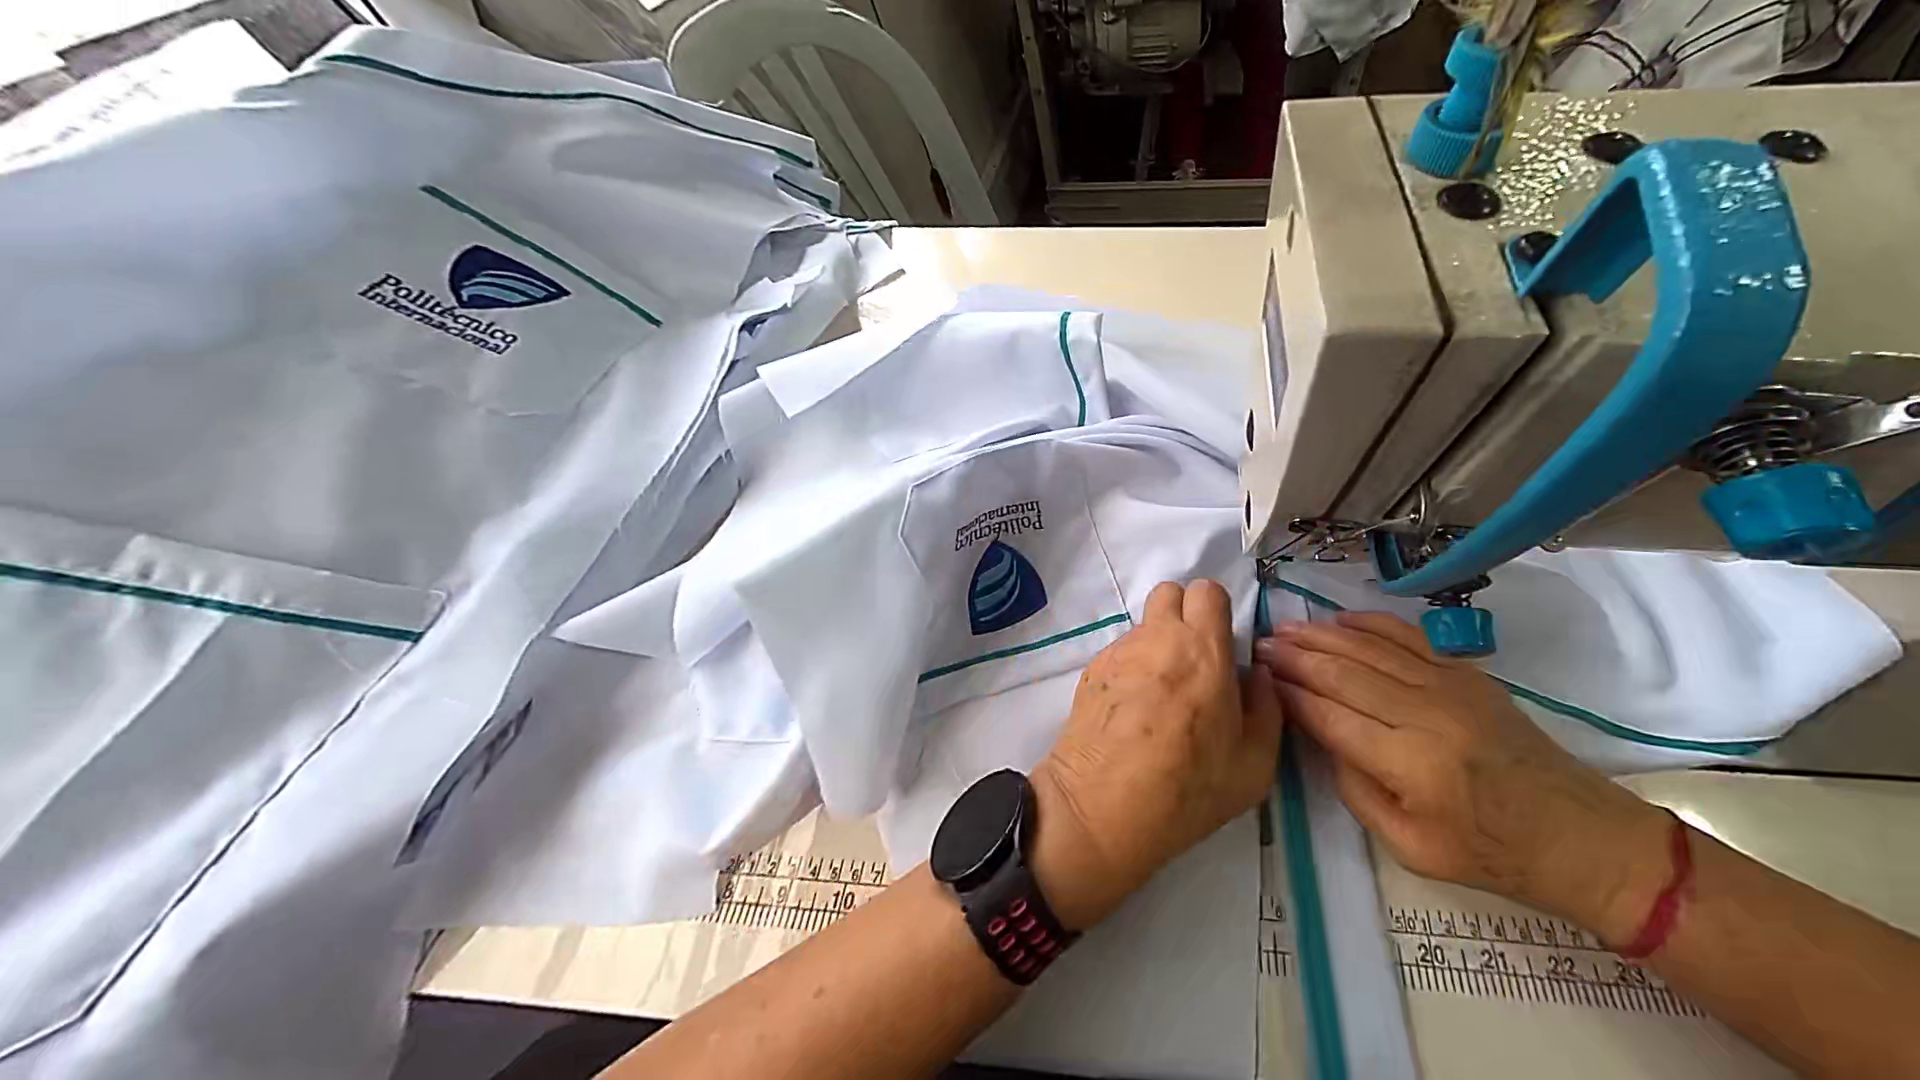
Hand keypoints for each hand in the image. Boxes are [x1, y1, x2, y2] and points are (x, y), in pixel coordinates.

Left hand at [1029, 580, 1284, 930]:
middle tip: (1194, 659)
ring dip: (1157, 644)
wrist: (1102, 807)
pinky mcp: (1090, 670)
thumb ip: (1266, 706)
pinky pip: (1119, 652)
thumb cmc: (1188, 788)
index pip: (1207, 591)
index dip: (1217, 612)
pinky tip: (1132, 710)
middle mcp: (1157, 638)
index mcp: (1203, 650)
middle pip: (1170, 594)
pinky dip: (1131, 667)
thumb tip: (1256, 674)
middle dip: (1185, 615)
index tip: (1222, 644)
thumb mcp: (1255, 763)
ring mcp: (1118, 652)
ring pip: (1143, 626)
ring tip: (1161, 695)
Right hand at [1256, 611, 1672, 945]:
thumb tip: (1324, 737)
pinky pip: (1410, 639)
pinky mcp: (1470, 677)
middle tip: (1258, 645)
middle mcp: (1426, 716)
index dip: (1288, 694)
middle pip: (1343, 673)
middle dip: (1294, 657)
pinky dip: (1371, 625)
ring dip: (1321, 636)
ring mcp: (1451, 689)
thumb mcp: (1408, 846)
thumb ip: (1355, 788)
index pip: (1329, 715)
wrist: (1582, 838)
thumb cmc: (1491, 853)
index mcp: (1409, 763)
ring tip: (1284, 629)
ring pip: (1370, 650)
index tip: (1256, 679)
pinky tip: (1340, 620)